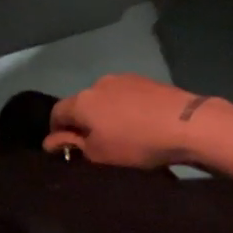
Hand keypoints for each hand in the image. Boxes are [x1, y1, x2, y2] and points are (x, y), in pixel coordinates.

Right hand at [43, 73, 212, 169]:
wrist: (182, 123)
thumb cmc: (135, 143)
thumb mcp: (99, 154)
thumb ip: (73, 146)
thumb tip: (50, 142)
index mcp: (82, 101)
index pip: (57, 112)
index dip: (57, 131)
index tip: (66, 149)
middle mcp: (97, 83)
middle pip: (82, 104)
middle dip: (84, 123)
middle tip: (97, 146)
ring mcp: (122, 78)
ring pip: (104, 98)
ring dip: (106, 114)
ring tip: (122, 134)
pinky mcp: (143, 79)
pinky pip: (124, 95)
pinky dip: (125, 108)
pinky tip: (140, 122)